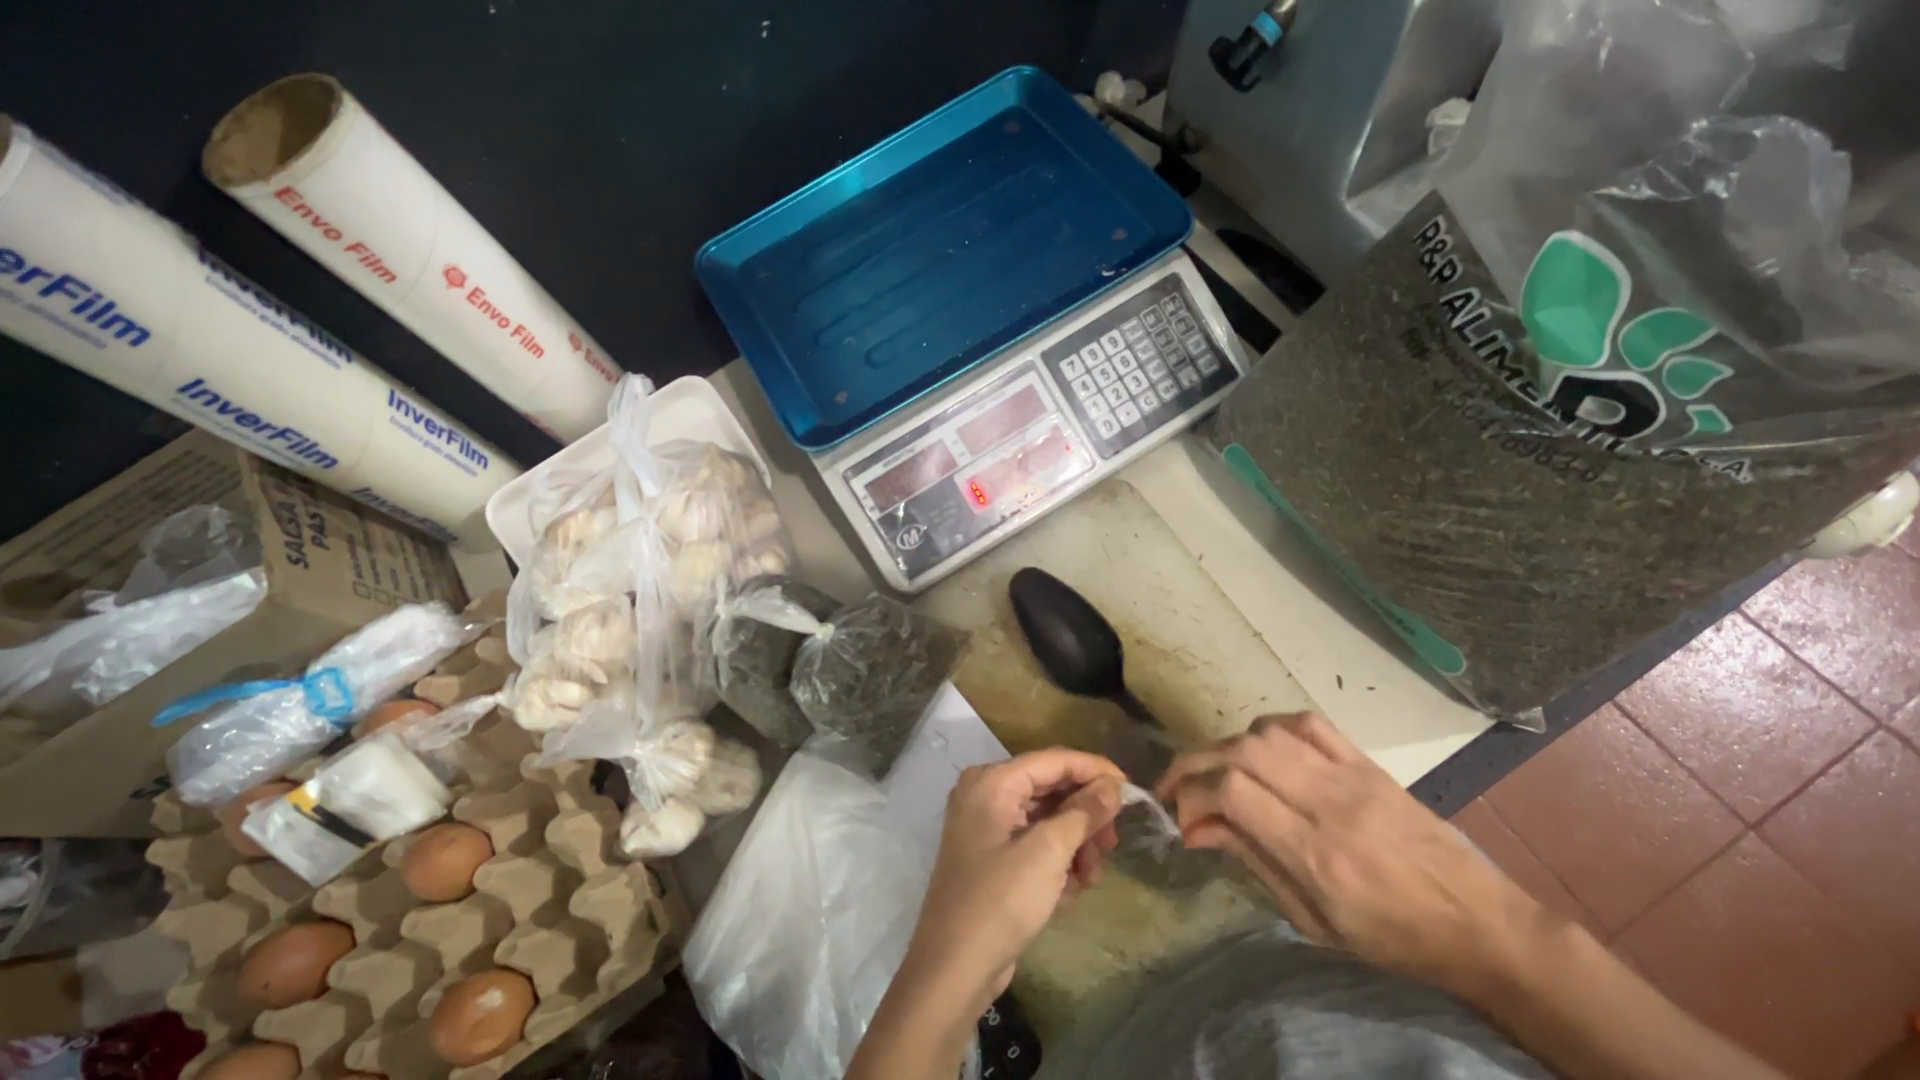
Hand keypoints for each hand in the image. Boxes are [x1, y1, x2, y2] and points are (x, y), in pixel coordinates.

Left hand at [903, 749, 1124, 1010]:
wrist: (954, 968)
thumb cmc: (1000, 901)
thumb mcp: (1048, 852)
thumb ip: (1083, 812)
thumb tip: (1112, 785)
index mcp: (991, 782)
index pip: (1054, 760)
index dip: (1095, 770)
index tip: (1132, 791)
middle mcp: (985, 796)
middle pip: (1051, 790)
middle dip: (1086, 816)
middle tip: (1113, 843)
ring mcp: (987, 829)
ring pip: (1047, 820)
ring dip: (1076, 845)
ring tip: (1091, 877)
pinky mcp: (992, 860)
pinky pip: (1035, 846)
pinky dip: (1057, 863)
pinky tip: (1070, 892)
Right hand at [1157, 712, 1547, 997]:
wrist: (1478, 922)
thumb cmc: (1392, 937)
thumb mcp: (1313, 920)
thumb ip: (1254, 862)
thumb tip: (1197, 828)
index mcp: (1316, 853)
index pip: (1233, 792)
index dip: (1192, 796)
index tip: (1182, 820)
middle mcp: (1330, 803)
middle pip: (1243, 752)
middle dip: (1195, 764)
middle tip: (1179, 788)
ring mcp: (1352, 776)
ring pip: (1269, 732)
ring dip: (1229, 746)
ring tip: (1218, 773)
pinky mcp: (1368, 763)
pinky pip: (1309, 723)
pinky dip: (1271, 728)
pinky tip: (1262, 750)